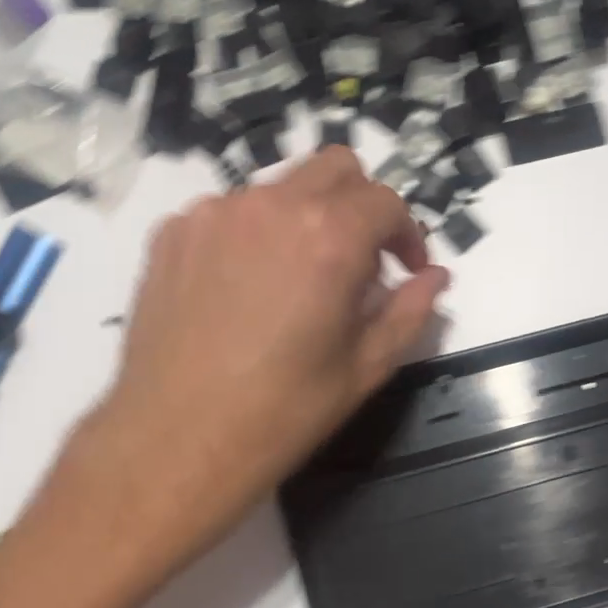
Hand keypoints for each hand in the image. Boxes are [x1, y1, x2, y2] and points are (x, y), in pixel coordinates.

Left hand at [69, 148, 449, 567]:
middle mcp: (271, 206)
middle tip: (364, 262)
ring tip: (300, 281)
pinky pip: (230, 212)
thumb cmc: (284, 413)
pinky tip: (249, 290)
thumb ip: (409, 312)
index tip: (406, 273)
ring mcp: (214, 213)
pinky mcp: (172, 232)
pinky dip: (256, 234)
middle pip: (335, 168)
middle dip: (362, 205)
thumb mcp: (365, 368)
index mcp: (329, 238)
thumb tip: (435, 278)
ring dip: (307, 217)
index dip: (407, 235)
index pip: (386, 201)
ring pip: (280, 187)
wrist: (176, 439)